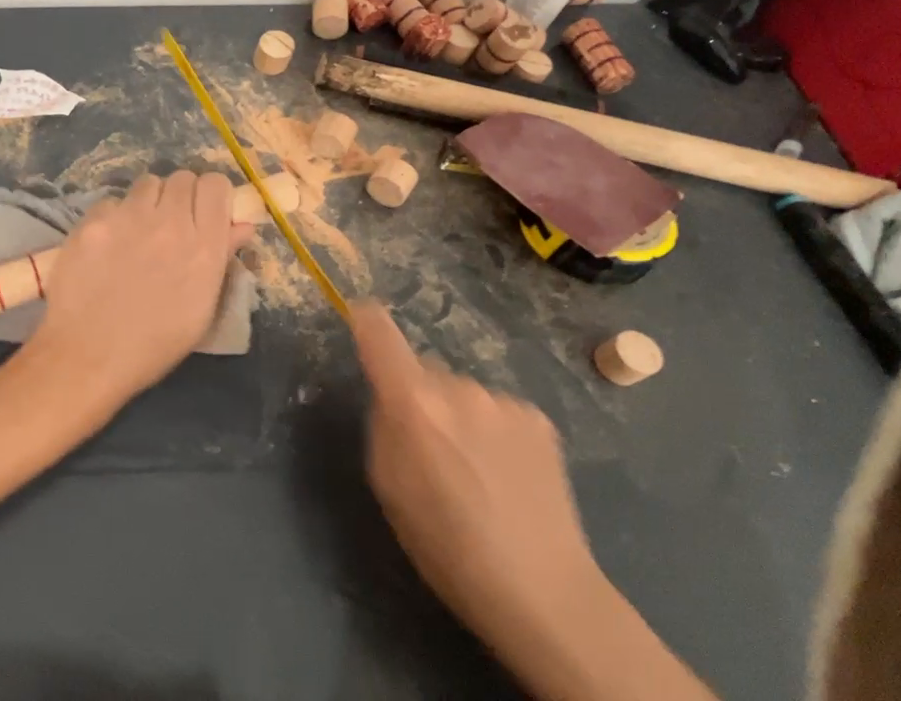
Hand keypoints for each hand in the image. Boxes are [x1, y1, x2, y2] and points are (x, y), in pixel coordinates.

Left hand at [26, 172, 253, 410]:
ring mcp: (128, 218)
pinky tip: (108, 244)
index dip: (211, 196)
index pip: (216, 186)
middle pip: (183, 178)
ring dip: (149, 201)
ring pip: (147, 183)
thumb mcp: (202, 310)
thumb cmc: (154, 344)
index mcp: (204, 247)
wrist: (88, 355)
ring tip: (139, 230)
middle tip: (171, 223)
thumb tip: (241, 226)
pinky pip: (111, 202)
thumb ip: (221, 259)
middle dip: (181, 196)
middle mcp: (170, 223)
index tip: (205, 212)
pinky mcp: (92, 221)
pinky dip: (114, 216)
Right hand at [351, 301, 603, 648]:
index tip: (360, 313)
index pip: (381, 336)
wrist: (539, 587)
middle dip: (420, 396)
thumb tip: (389, 394)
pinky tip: (504, 473)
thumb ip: (382, 425)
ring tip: (472, 470)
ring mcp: (505, 402)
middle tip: (427, 449)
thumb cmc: (443, 545)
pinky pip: (497, 411)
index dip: (366, 320)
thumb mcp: (387, 485)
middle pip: (425, 373)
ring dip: (458, 415)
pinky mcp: (539, 419)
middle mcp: (459, 388)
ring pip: (463, 393)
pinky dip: (492, 430)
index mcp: (413, 404)